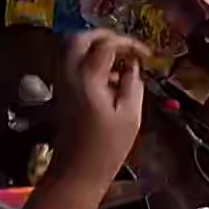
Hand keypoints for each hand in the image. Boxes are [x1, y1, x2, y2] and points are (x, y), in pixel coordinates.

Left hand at [53, 30, 148, 191]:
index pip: (106, 44)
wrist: (76, 172)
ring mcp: (62, 83)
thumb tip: (133, 66)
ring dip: (96, 47)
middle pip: (80, 38)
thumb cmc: (106, 148)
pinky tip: (111, 78)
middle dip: (105, 35)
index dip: (128, 43)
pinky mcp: (62, 93)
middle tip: (126, 45)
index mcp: (87, 79)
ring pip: (73, 50)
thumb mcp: (130, 116)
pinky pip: (73, 65)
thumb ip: (132, 84)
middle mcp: (69, 75)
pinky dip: (90, 63)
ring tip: (121, 60)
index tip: (145, 54)